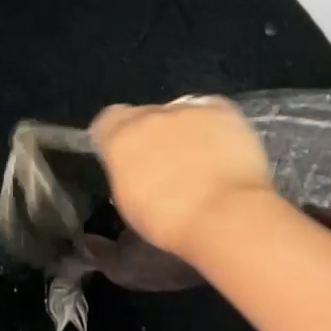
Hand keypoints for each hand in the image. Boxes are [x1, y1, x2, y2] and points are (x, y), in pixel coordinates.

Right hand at [90, 96, 277, 258]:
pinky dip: (212, 127)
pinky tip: (220, 148)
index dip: (115, 136)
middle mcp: (149, 116)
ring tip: (197, 159)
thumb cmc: (167, 220)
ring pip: (178, 113)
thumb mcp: (127, 200)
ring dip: (182, 130)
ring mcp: (188, 109)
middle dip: (150, 135)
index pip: (106, 122)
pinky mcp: (224, 111)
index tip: (125, 156)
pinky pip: (211, 112)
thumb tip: (133, 165)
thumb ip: (125, 171)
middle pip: (144, 116)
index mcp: (119, 138)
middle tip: (164, 164)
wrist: (224, 214)